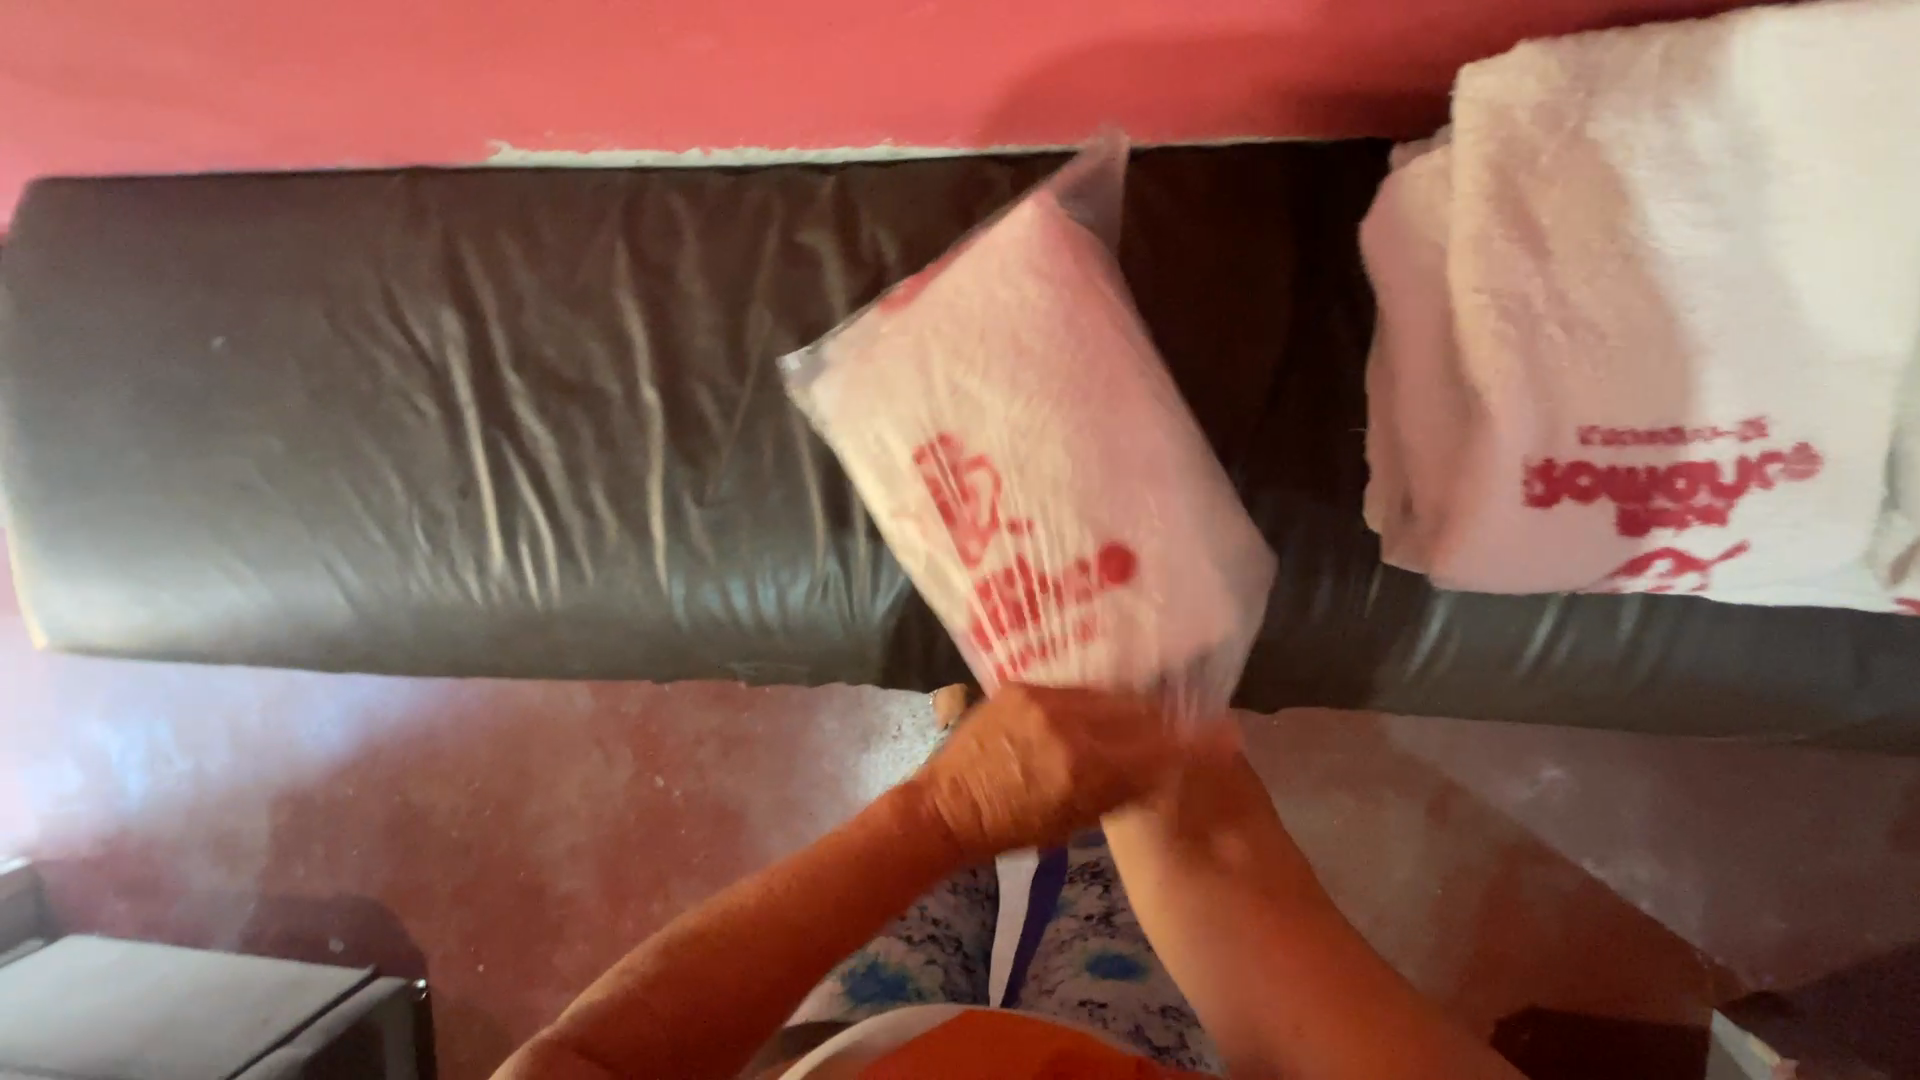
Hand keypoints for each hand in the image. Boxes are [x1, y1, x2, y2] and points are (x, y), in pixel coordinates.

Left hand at [907, 684, 1237, 862]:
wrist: (948, 804)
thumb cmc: (1013, 828)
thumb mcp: (1075, 821)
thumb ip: (1122, 790)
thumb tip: (1166, 767)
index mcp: (1081, 768)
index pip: (1154, 749)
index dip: (1193, 743)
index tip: (1224, 735)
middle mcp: (1065, 724)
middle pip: (1135, 713)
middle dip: (1160, 721)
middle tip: (1178, 726)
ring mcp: (1040, 699)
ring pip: (1106, 696)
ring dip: (1127, 708)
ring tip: (1139, 717)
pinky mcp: (1020, 684)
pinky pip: (1073, 688)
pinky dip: (1092, 700)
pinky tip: (1098, 709)